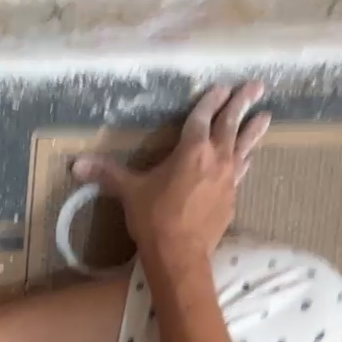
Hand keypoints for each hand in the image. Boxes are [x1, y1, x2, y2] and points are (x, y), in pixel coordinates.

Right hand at [73, 82, 270, 277]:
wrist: (180, 255)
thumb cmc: (154, 219)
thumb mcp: (128, 192)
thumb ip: (107, 174)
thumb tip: (75, 164)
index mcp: (191, 150)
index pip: (202, 118)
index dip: (209, 101)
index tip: (220, 87)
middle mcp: (215, 158)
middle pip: (231, 125)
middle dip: (241, 104)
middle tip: (256, 86)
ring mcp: (228, 178)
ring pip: (244, 146)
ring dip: (254, 129)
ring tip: (266, 115)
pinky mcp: (231, 198)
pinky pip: (241, 171)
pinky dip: (244, 160)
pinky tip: (248, 158)